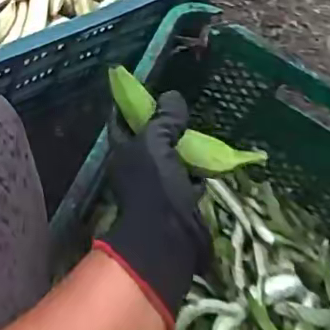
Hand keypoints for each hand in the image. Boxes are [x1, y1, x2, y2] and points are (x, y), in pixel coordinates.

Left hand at [94, 90, 209, 329]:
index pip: (120, 119)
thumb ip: (164, 120)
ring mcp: (154, 185)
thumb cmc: (154, 186)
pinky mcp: (175, 201)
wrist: (168, 240)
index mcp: (122, 149)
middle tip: (178, 110)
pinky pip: (185, 179)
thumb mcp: (157, 144)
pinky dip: (195, 170)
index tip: (143, 89)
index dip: (128, 104)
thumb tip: (172, 96)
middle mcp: (134, 165)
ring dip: (180, 148)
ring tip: (196, 131)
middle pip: (146, 138)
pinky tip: (208, 161)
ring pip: (167, 158)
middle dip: (160, 125)